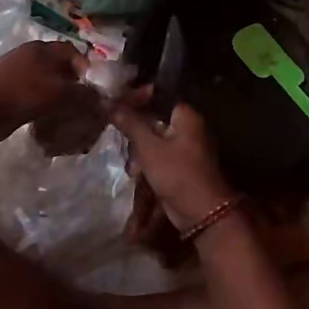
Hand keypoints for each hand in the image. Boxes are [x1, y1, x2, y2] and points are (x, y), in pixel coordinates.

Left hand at [0, 41, 90, 145]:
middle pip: (65, 76)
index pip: (76, 54)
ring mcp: (21, 80)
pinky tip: (51, 136)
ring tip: (72, 130)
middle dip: (79, 97)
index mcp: (43, 50)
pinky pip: (39, 108)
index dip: (90, 73)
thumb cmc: (18, 94)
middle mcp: (33, 61)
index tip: (98, 95)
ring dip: (64, 112)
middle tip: (88, 116)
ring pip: (53, 95)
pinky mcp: (13, 100)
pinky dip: (48, 119)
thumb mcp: (58, 93)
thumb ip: (84, 95)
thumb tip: (104, 100)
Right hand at [107, 101, 236, 230]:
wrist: (201, 212)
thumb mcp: (149, 147)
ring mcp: (185, 148)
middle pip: (154, 119)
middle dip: (135, 130)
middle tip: (117, 135)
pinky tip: (137, 173)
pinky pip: (159, 156)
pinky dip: (147, 162)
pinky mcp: (180, 165)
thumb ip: (130, 123)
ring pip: (154, 139)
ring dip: (139, 150)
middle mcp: (188, 128)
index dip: (135, 99)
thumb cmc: (176, 173)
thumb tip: (108, 102)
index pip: (157, 96)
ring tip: (131, 163)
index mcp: (186, 117)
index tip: (113, 105)